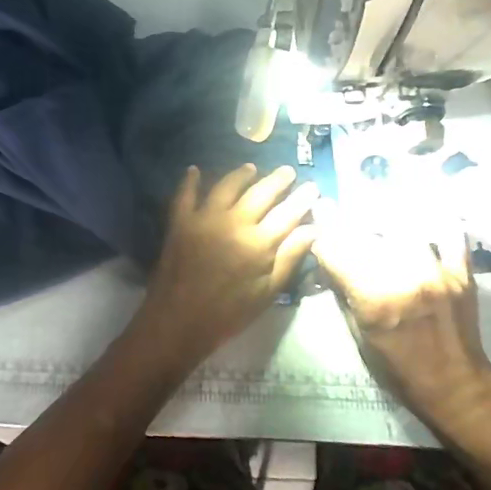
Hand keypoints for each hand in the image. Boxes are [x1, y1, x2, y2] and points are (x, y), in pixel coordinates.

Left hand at [135, 164, 318, 364]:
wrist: (176, 321)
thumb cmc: (227, 314)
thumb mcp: (267, 293)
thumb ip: (290, 258)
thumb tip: (313, 229)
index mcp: (259, 242)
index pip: (288, 213)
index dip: (302, 199)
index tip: (313, 187)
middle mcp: (234, 222)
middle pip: (260, 193)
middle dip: (277, 180)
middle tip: (287, 171)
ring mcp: (204, 218)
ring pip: (226, 187)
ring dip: (240, 175)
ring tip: (250, 168)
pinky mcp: (180, 222)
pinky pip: (185, 195)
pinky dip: (189, 181)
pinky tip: (193, 170)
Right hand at [312, 216, 490, 420]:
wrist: (455, 385)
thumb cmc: (397, 368)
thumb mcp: (357, 334)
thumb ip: (342, 293)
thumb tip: (326, 261)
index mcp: (374, 298)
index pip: (334, 249)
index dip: (322, 243)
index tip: (319, 242)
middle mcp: (405, 277)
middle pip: (365, 233)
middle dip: (349, 233)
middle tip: (345, 237)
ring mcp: (437, 271)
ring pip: (401, 228)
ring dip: (384, 227)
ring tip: (378, 230)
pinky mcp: (461, 271)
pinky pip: (446, 233)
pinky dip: (432, 226)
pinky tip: (419, 227)